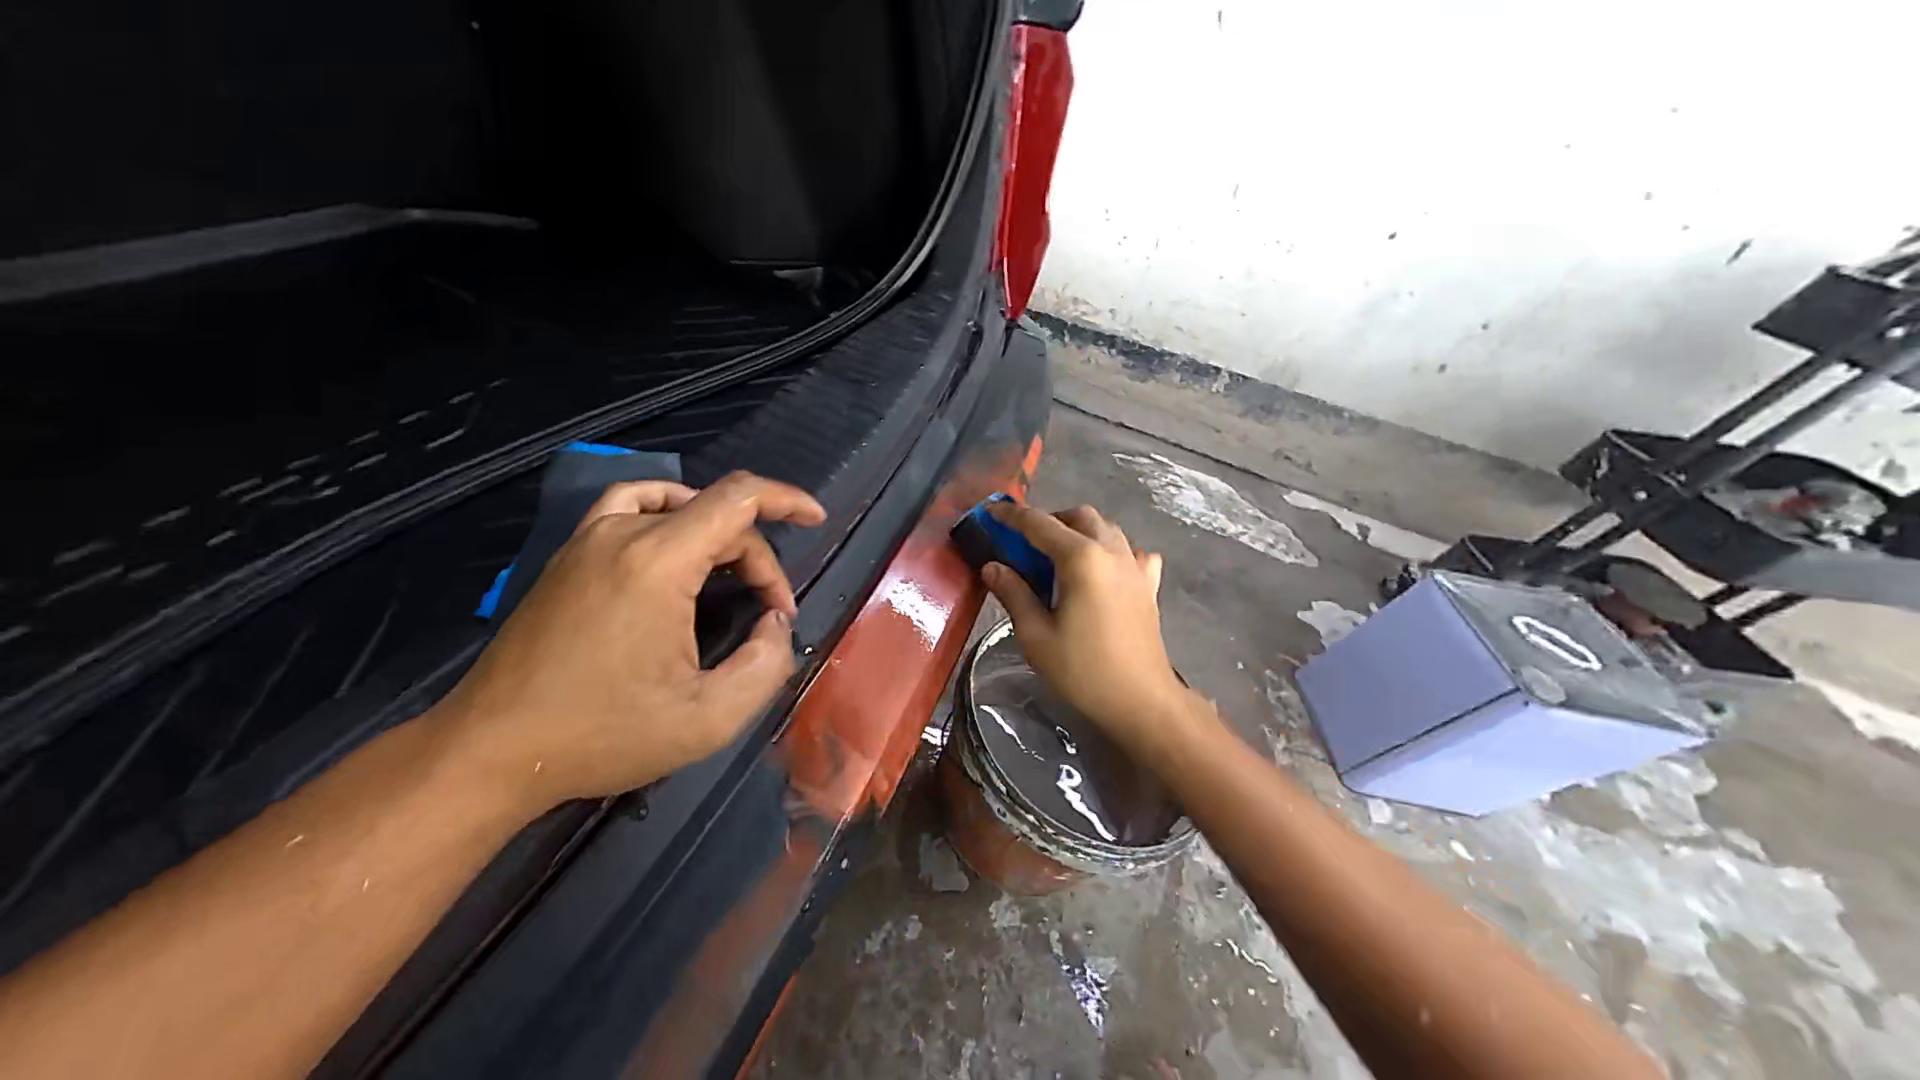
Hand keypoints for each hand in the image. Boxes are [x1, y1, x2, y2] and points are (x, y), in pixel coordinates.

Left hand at [429, 472, 826, 810]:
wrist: (491, 751)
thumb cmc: (603, 735)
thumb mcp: (709, 719)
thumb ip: (766, 664)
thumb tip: (774, 623)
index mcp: (659, 563)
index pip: (739, 500)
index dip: (787, 500)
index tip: (817, 521)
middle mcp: (623, 536)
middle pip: (714, 513)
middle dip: (756, 557)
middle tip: (769, 614)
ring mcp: (588, 541)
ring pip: (674, 503)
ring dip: (717, 530)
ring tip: (733, 569)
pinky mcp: (568, 557)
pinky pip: (628, 507)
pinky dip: (666, 512)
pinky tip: (674, 544)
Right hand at [980, 502, 1199, 758]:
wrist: (1141, 701)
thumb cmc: (1083, 670)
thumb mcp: (1036, 635)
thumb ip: (1014, 594)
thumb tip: (992, 567)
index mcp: (1081, 559)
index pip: (1039, 524)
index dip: (1012, 515)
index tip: (991, 511)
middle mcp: (1112, 551)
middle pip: (1079, 517)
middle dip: (1049, 520)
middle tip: (1025, 543)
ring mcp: (1136, 566)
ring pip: (1107, 528)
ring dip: (1080, 531)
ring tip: (1058, 556)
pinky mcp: (1149, 585)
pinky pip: (1131, 552)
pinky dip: (1112, 551)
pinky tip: (1102, 571)